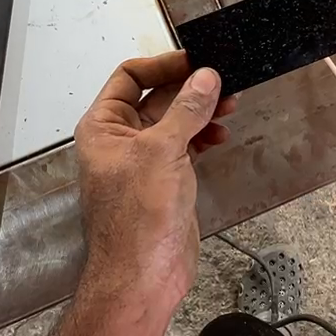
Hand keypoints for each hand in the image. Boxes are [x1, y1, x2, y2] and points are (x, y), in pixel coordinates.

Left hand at [73, 52, 235, 309]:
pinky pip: (185, 144)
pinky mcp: (166, 179)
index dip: (163, 64)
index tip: (198, 59)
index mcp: (104, 126)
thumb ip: (186, 110)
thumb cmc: (139, 214)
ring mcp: (144, 160)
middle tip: (225, 80)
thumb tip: (207, 76)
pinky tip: (221, 135)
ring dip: (202, 110)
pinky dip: (203, 135)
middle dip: (190, 88)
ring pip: (175, 121)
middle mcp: (121, 139)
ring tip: (231, 106)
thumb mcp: (162, 151)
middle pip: (157, 97)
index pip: (130, 77)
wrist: (143, 276)